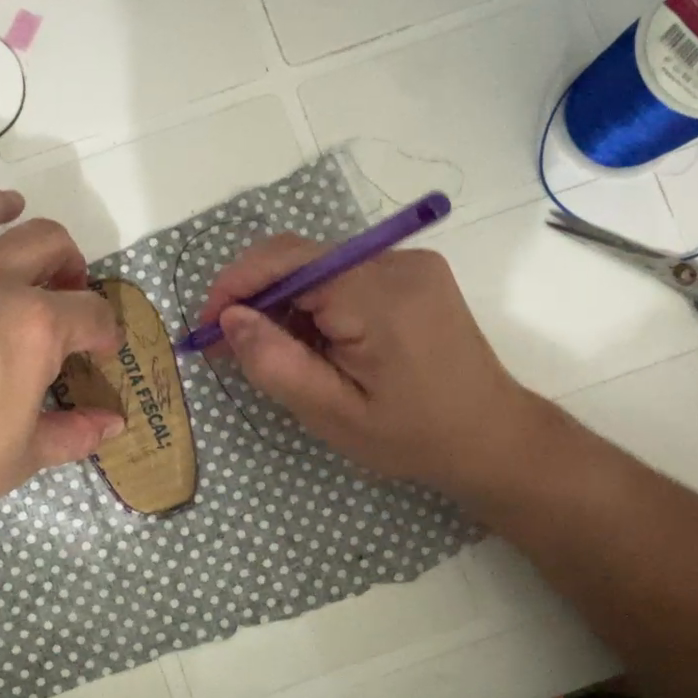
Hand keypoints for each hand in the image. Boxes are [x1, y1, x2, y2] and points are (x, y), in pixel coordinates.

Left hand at [0, 120, 125, 552]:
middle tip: (64, 291)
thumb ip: (75, 432)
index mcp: (34, 325)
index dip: (103, 332)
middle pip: (43, 245)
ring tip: (9, 209)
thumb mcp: (27, 456)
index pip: (88, 313)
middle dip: (67, 265)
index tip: (101, 350)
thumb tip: (114, 425)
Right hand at [203, 234, 546, 494]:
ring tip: (273, 356)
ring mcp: (409, 264)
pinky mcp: (414, 276)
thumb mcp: (332, 413)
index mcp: (378, 295)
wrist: (491, 437)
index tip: (206, 329)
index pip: (286, 260)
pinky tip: (313, 347)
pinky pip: (345, 277)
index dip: (234, 285)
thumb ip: (276, 363)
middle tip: (229, 349)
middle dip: (255, 298)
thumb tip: (229, 318)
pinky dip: (315, 306)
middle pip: (301, 260)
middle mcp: (395, 262)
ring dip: (284, 305)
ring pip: (319, 268)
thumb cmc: (412, 436)